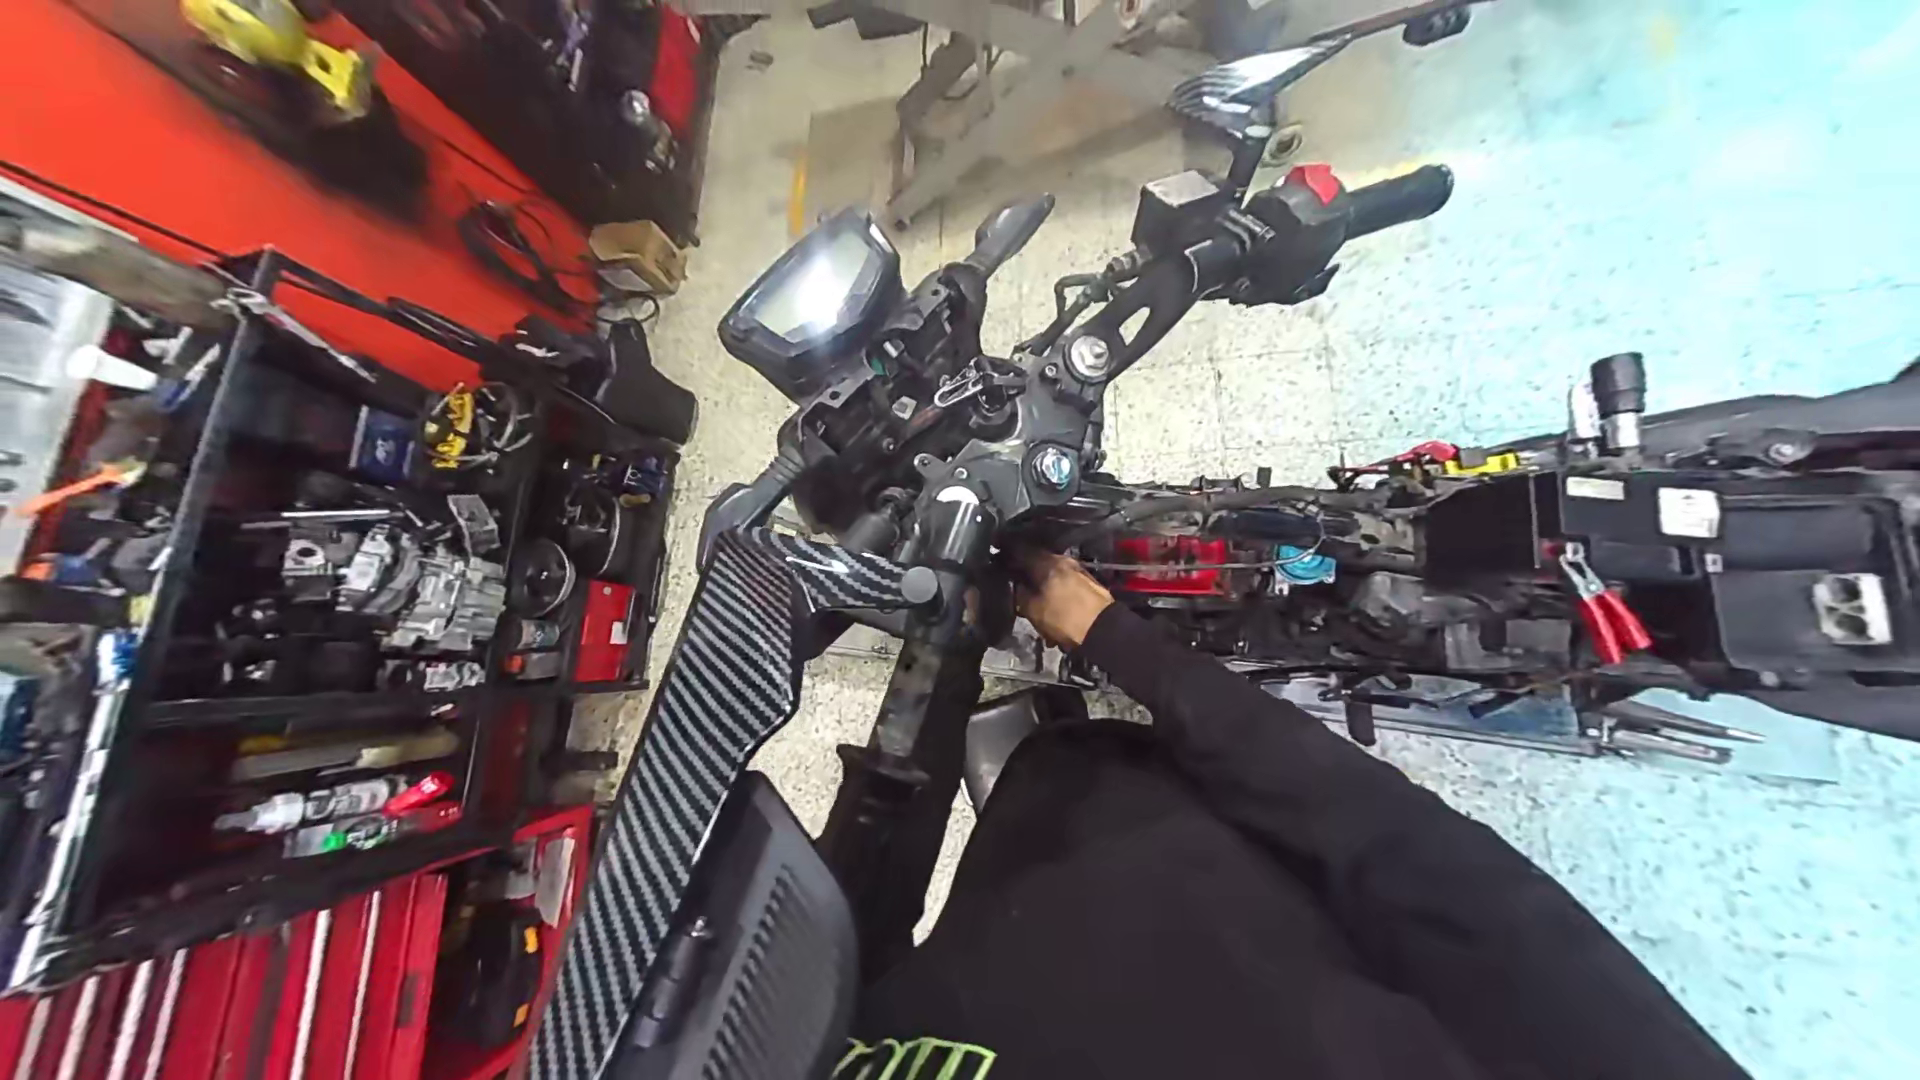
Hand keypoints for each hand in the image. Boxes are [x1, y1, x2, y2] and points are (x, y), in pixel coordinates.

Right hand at [1016, 550, 1113, 648]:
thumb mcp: (1033, 610)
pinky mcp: (1090, 584)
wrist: (1104, 631)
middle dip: (1028, 576)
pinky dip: (1058, 596)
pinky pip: (1066, 586)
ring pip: (1053, 577)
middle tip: (1019, 590)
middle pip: (1039, 564)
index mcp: (1048, 563)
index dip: (1007, 557)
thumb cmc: (1064, 618)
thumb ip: (1021, 594)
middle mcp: (1064, 561)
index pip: (1021, 551)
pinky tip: (1055, 613)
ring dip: (1044, 589)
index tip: (1000, 563)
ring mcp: (1079, 571)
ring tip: (1039, 609)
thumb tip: (1018, 586)